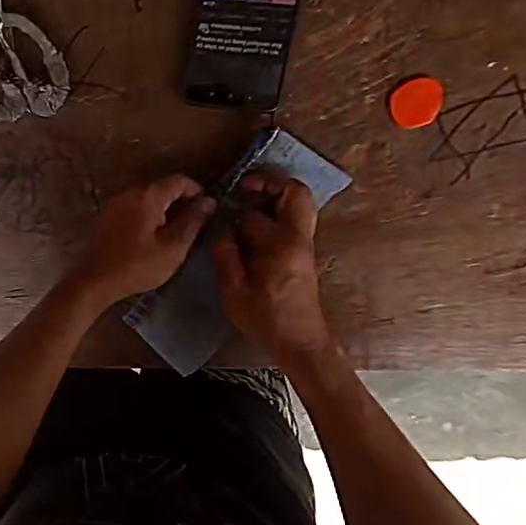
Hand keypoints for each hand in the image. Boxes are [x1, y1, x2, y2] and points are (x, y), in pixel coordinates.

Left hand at [65, 175, 215, 306]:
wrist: (94, 280)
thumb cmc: (137, 266)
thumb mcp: (172, 247)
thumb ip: (192, 222)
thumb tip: (209, 202)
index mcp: (147, 196)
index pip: (178, 180)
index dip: (196, 189)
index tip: (208, 205)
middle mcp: (129, 192)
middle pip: (161, 186)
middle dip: (180, 199)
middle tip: (195, 219)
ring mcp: (114, 203)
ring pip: (146, 197)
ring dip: (163, 207)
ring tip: (176, 228)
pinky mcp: (106, 216)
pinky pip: (133, 207)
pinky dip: (147, 213)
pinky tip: (153, 233)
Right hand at [211, 171, 333, 362]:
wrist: (301, 342)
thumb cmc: (266, 319)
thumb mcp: (234, 292)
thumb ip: (225, 256)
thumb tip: (222, 231)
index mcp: (280, 244)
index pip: (253, 216)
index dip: (233, 216)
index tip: (220, 221)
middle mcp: (298, 238)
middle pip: (296, 192)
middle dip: (269, 182)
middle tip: (243, 188)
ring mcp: (304, 244)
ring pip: (299, 203)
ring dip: (275, 194)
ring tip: (248, 201)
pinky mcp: (304, 252)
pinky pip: (295, 218)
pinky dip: (277, 210)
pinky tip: (255, 223)